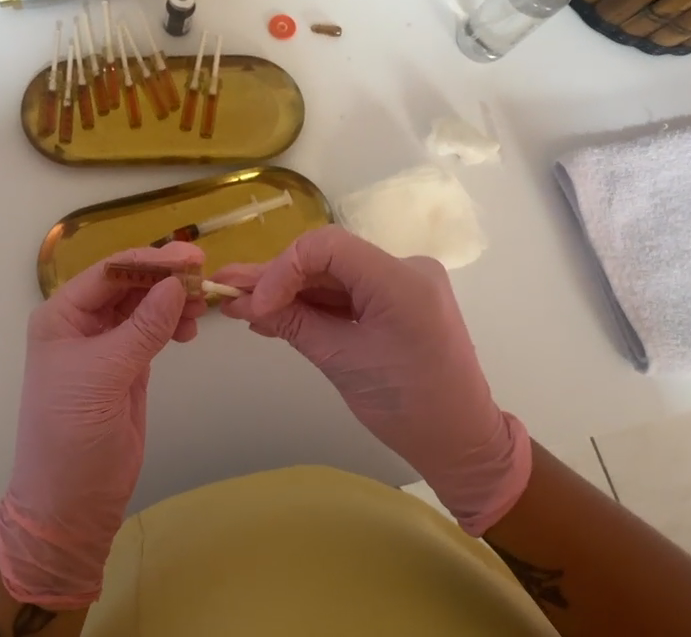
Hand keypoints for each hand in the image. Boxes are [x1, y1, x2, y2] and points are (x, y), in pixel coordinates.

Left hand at [0, 242, 206, 608]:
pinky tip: (190, 329)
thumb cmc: (71, 434)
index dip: (149, 261)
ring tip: (203, 306)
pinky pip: (152, 332)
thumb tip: (177, 284)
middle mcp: (81, 323)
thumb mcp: (104, 376)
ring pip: (143, 306)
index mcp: (61, 315)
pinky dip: (172, 324)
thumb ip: (142, 328)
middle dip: (164, 278)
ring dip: (173, 300)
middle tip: (205, 277)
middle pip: (128, 285)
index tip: (191, 258)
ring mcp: (105, 345)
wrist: (71, 503)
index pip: (108, 273)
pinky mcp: (127, 367)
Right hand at [216, 226, 529, 535]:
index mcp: (401, 281)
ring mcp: (403, 283)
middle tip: (226, 290)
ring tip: (238, 303)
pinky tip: (273, 314)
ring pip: (332, 276)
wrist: (463, 444)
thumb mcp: (341, 362)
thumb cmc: (408, 407)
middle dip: (276, 279)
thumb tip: (241, 304)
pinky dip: (312, 304)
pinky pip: (347, 292)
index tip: (255, 304)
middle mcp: (405, 269)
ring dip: (288, 291)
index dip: (281, 268)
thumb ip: (291, 323)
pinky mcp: (397, 300)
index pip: (326, 247)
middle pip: (326, 260)